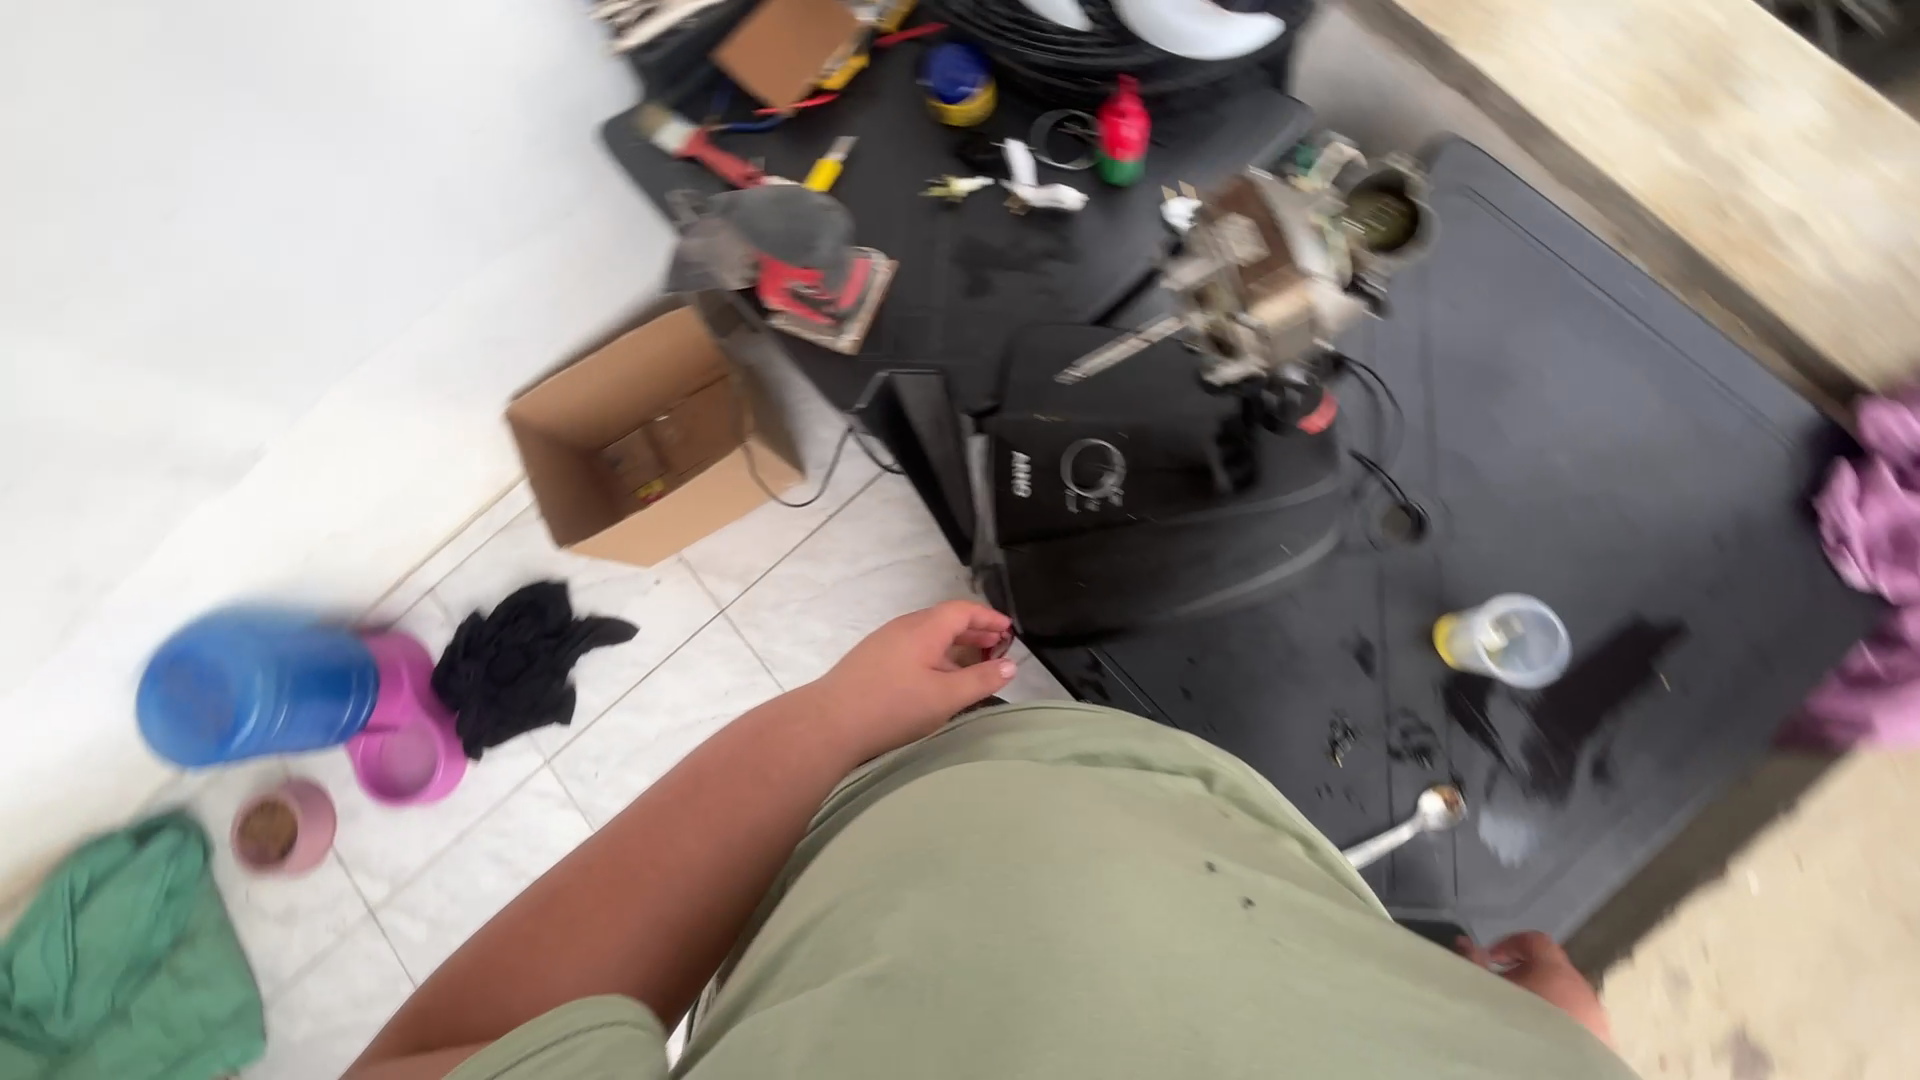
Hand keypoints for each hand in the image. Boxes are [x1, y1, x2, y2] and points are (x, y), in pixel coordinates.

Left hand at [807, 601, 1017, 760]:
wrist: (829, 722)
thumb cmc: (893, 706)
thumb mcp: (946, 696)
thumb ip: (981, 680)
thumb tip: (1011, 665)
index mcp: (925, 628)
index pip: (963, 610)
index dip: (989, 618)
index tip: (1009, 629)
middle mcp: (904, 627)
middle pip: (945, 619)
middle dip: (974, 631)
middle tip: (997, 646)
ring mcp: (885, 642)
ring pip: (927, 634)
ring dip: (954, 644)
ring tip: (972, 662)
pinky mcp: (872, 659)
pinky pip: (913, 646)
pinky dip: (935, 653)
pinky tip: (936, 678)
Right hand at [1456, 932, 1611, 1044]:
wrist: (1556, 1069)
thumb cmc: (1519, 1022)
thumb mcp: (1487, 989)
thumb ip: (1473, 962)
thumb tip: (1463, 942)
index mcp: (1556, 970)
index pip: (1536, 940)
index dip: (1510, 944)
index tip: (1492, 959)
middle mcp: (1582, 988)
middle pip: (1553, 968)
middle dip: (1527, 973)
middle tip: (1506, 988)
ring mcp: (1598, 1016)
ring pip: (1568, 996)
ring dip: (1546, 998)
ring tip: (1524, 1014)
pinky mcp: (1605, 1041)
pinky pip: (1581, 1020)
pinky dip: (1563, 1020)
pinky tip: (1545, 1034)